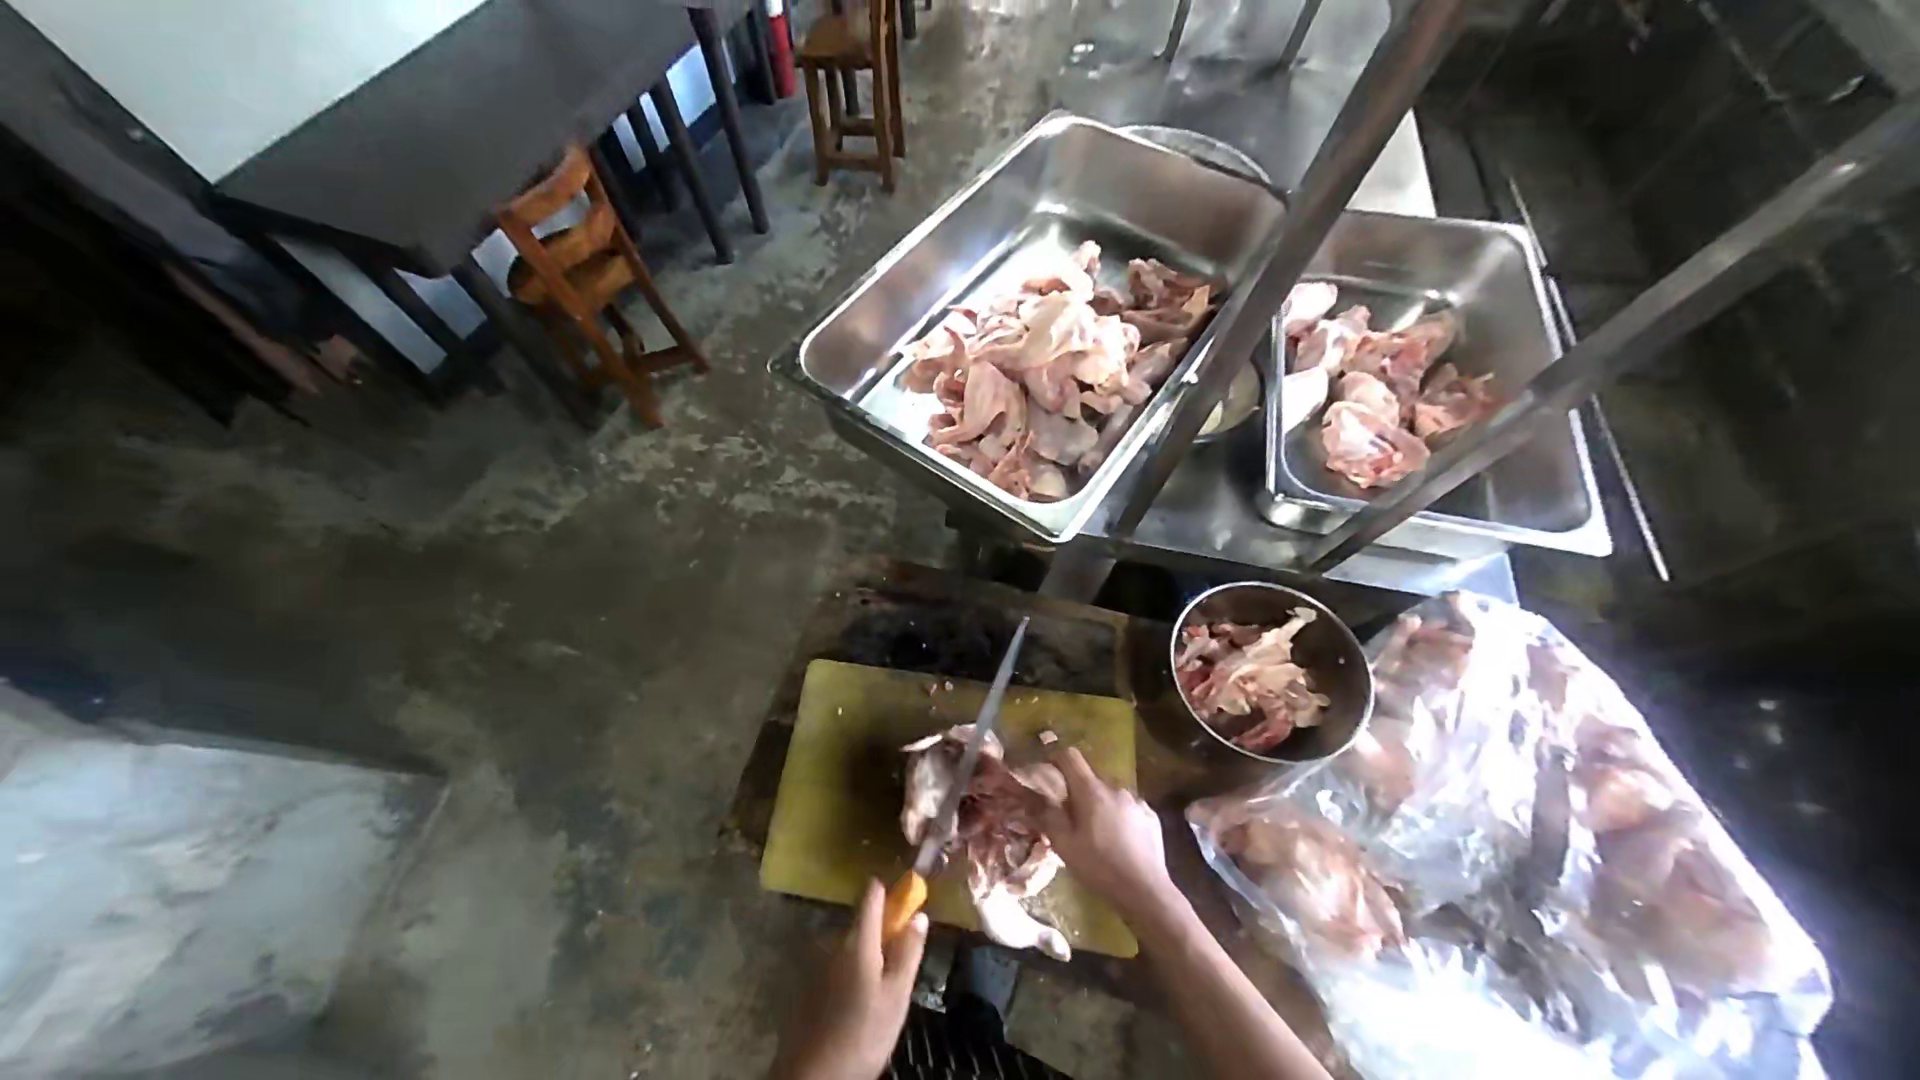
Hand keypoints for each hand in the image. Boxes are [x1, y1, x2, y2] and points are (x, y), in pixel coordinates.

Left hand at [769, 878, 927, 1079]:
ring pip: (848, 944)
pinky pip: (835, 963)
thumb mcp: (896, 996)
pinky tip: (856, 1000)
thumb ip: (908, 952)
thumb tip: (919, 915)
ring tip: (879, 986)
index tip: (905, 896)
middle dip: (881, 930)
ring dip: (864, 953)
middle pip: (861, 920)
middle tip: (898, 959)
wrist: (812, 1078)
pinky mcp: (808, 983)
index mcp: (858, 939)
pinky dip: (848, 970)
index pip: (871, 893)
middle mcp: (834, 942)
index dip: (889, 889)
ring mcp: (817, 962)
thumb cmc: (862, 1035)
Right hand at [1040, 747, 1180, 923]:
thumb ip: (1048, 816)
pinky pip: (1129, 807)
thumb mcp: (1064, 845)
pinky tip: (1120, 841)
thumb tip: (1036, 797)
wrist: (1146, 892)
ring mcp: (1137, 801)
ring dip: (1100, 805)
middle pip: (1090, 777)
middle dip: (1078, 791)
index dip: (1056, 761)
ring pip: (1110, 794)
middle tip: (1071, 817)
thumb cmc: (1100, 867)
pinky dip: (1120, 816)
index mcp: (1091, 790)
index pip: (1070, 756)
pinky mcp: (1151, 816)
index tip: (1049, 778)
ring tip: (1098, 833)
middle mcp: (1115, 788)